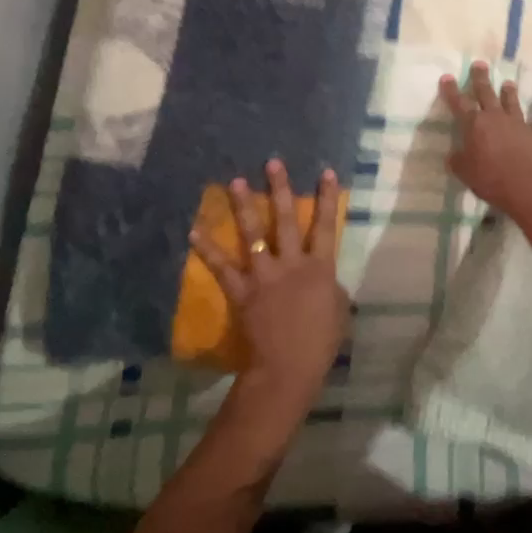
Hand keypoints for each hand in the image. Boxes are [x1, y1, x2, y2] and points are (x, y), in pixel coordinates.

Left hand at [189, 161, 351, 408]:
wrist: (287, 369)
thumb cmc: (320, 344)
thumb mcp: (338, 311)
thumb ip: (331, 288)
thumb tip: (325, 278)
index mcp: (321, 269)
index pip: (325, 226)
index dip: (327, 198)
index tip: (326, 172)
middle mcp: (293, 264)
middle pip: (287, 220)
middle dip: (281, 189)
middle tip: (272, 163)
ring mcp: (265, 276)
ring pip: (254, 234)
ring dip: (244, 207)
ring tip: (235, 182)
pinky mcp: (242, 292)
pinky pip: (222, 267)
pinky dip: (207, 249)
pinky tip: (193, 232)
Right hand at [439, 62, 531, 213]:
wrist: (529, 185)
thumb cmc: (491, 179)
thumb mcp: (465, 173)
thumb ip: (458, 161)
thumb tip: (454, 155)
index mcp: (474, 125)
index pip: (459, 103)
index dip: (451, 90)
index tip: (447, 77)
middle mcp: (495, 117)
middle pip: (486, 93)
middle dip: (480, 78)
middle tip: (479, 64)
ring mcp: (516, 123)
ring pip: (510, 101)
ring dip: (507, 91)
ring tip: (507, 82)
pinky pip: (523, 118)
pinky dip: (520, 114)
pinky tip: (521, 116)